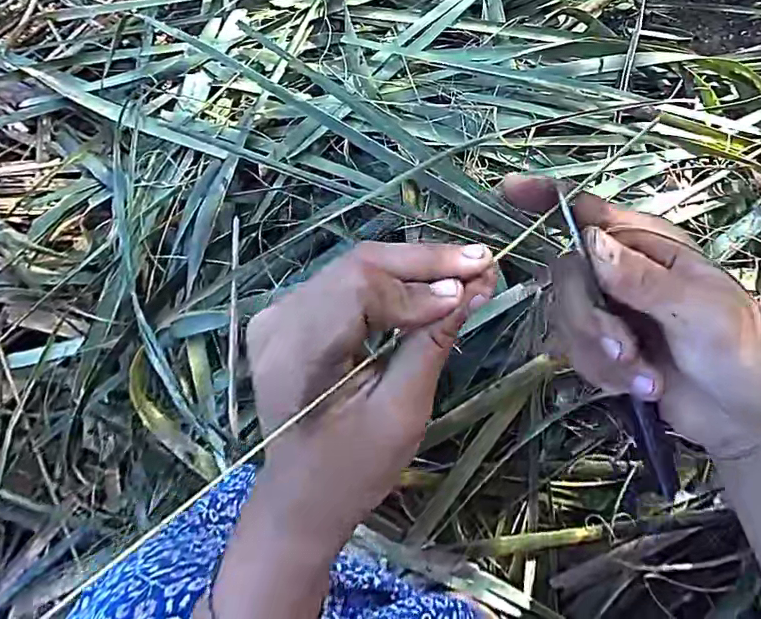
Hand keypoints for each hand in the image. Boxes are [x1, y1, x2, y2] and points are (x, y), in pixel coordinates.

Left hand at [245, 240, 496, 540]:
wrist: (302, 500)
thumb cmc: (353, 469)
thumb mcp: (401, 412)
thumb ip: (431, 343)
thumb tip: (470, 288)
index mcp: (296, 355)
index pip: (360, 291)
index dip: (419, 286)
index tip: (472, 289)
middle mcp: (280, 320)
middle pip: (360, 266)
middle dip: (426, 262)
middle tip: (481, 260)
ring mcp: (281, 311)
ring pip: (358, 265)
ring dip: (414, 265)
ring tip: (465, 266)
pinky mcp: (292, 310)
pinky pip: (350, 278)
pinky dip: (394, 276)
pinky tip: (430, 279)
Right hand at [503, 174, 760, 459]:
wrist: (752, 417)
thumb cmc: (740, 347)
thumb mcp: (699, 310)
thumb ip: (641, 279)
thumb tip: (588, 240)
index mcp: (645, 242)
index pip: (586, 208)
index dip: (546, 196)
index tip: (508, 190)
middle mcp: (620, 268)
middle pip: (566, 274)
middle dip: (589, 318)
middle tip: (627, 349)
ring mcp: (612, 308)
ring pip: (567, 318)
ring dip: (601, 353)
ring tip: (649, 376)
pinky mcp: (607, 346)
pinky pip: (577, 353)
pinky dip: (606, 374)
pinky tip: (646, 386)